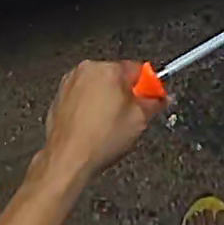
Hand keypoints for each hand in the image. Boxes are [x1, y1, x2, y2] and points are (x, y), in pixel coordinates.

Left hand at [37, 60, 164, 179]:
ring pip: (99, 85)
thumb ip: (153, 103)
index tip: (152, 99)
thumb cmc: (100, 139)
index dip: (148, 86)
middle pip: (116, 75)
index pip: (137, 69)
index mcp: (108, 69)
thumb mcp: (138, 121)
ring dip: (107, 99)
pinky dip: (90, 105)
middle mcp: (88, 68)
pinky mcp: (62, 93)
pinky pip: (83, 94)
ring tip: (109, 125)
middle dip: (126, 93)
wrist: (69, 156)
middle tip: (131, 117)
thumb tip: (161, 96)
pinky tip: (94, 126)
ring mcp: (72, 80)